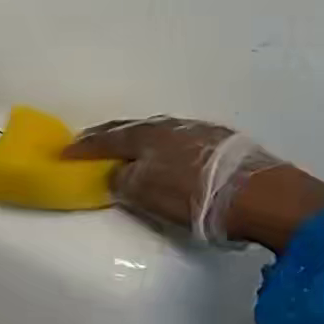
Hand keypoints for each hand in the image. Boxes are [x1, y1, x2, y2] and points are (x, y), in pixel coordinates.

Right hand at [63, 116, 323, 247]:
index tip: (64, 151)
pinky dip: (163, 147)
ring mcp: (197, 131)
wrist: (259, 193)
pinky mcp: (220, 143)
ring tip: (128, 150)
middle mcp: (170, 126)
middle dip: (109, 137)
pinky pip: (178, 140)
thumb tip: (114, 174)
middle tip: (91, 144)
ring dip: (138, 141)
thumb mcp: (149, 193)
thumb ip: (125, 181)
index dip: (85, 146)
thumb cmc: (196, 197)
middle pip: (132, 129)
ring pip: (157, 132)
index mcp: (148, 135)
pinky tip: (169, 157)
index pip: (108, 138)